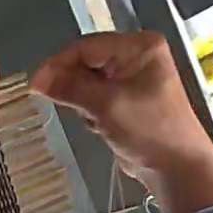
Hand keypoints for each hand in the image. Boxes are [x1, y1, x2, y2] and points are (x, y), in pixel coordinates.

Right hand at [31, 31, 212, 212]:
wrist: (176, 167)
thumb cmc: (149, 131)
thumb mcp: (106, 105)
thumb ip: (70, 88)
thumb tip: (37, 79)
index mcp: (139, 46)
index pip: (87, 46)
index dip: (59, 64)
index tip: (36, 85)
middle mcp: (137, 56)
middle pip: (87, 62)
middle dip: (73, 84)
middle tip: (60, 104)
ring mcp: (133, 79)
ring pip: (89, 82)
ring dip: (82, 101)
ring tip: (92, 119)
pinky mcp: (128, 100)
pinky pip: (97, 98)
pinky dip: (91, 111)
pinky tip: (99, 126)